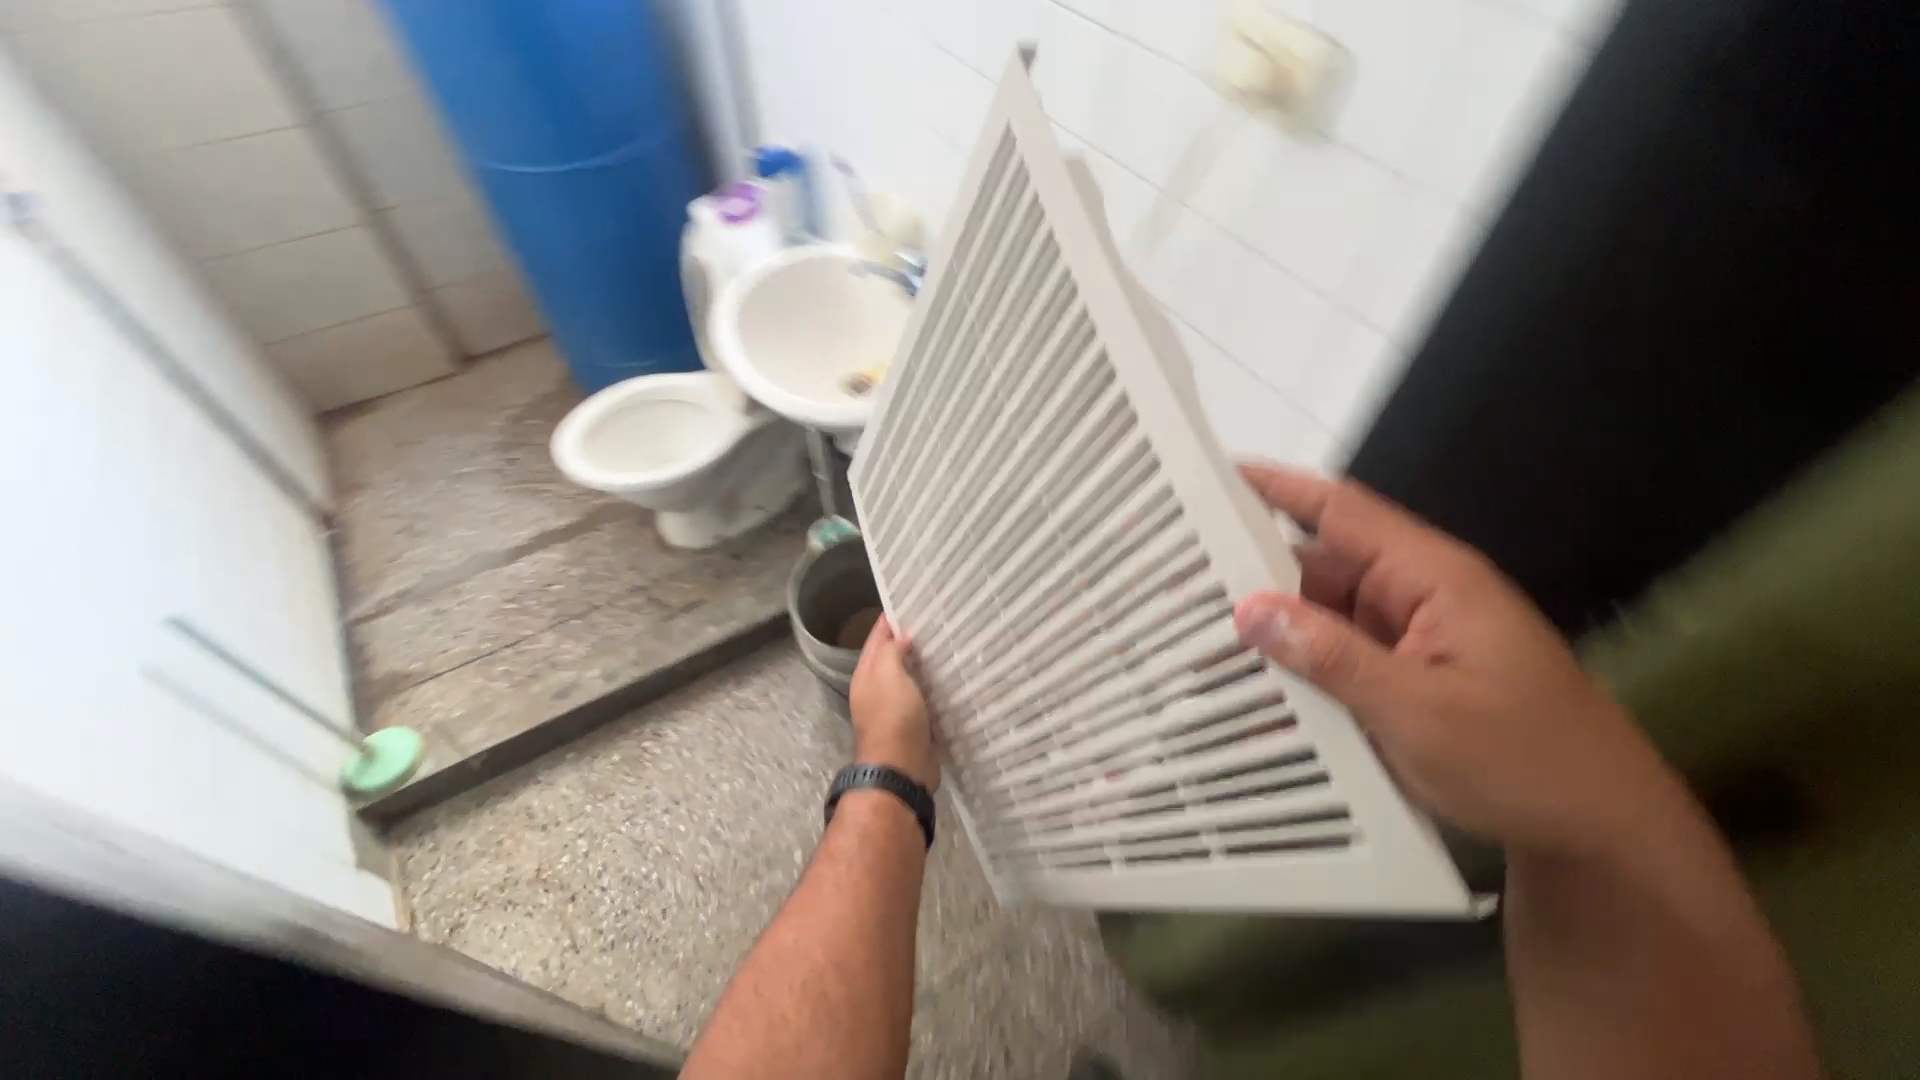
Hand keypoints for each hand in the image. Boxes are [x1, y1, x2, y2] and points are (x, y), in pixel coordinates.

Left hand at [849, 615, 938, 790]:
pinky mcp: (916, 723)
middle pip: (894, 657)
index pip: (877, 639)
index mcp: (866, 675)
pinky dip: (936, 685)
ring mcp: (897, 708)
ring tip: (948, 642)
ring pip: (911, 677)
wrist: (901, 769)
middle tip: (937, 618)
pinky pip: (926, 697)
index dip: (890, 619)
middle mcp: (878, 689)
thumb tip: (902, 636)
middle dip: (910, 639)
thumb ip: (892, 652)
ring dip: (925, 662)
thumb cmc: (892, 718)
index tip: (910, 598)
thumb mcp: (888, 676)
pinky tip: (952, 676)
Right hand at [1233, 463, 1684, 857]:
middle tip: (1181, 576)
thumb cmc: (1525, 761)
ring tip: (1200, 631)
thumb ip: (1333, 657)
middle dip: (1255, 569)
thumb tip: (1250, 610)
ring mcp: (1412, 639)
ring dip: (1274, 624)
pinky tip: (1254, 684)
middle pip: (1322, 564)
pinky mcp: (1407, 678)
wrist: (1601, 837)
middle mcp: (1417, 597)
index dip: (1278, 487)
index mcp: (1432, 578)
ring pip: (1324, 614)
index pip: (1343, 510)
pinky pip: (1338, 656)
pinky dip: (1298, 664)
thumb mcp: (1420, 711)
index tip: (1215, 474)